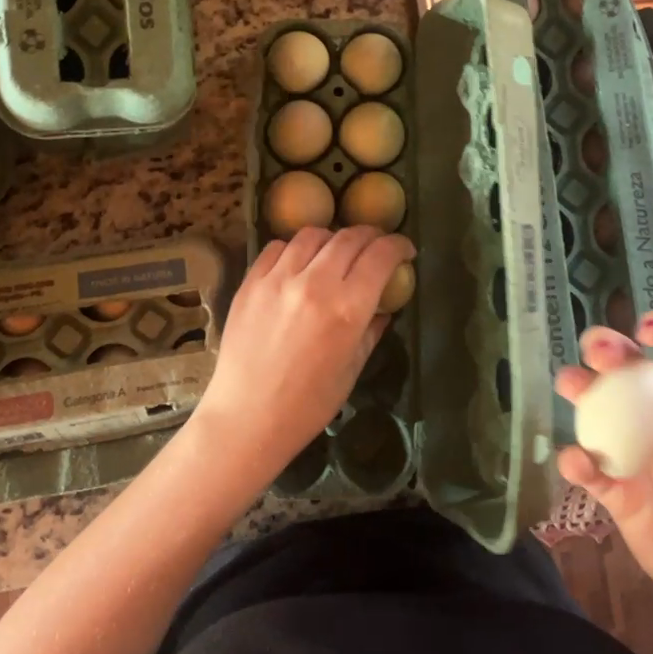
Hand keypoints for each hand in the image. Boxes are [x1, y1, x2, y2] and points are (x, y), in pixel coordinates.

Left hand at [192, 227, 414, 478]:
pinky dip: (295, 248)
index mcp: (346, 309)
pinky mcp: (251, 282)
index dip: (398, 246)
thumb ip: (370, 331)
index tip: (405, 249)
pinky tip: (299, 263)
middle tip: (376, 246)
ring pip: (313, 235)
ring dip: (333, 238)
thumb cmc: (306, 406)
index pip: (380, 256)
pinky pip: (277, 247)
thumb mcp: (351, 371)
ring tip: (336, 252)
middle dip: (371, 236)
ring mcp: (278, 279)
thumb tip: (383, 308)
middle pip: (349, 238)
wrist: (247, 418)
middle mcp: (314, 283)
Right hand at [556, 315, 652, 653]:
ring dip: (582, 391)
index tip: (646, 328)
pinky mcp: (617, 496)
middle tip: (599, 353)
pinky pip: (589, 469)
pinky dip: (576, 461)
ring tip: (573, 388)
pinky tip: (576, 463)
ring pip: (600, 409)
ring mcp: (636, 457)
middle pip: (632, 371)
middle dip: (610, 350)